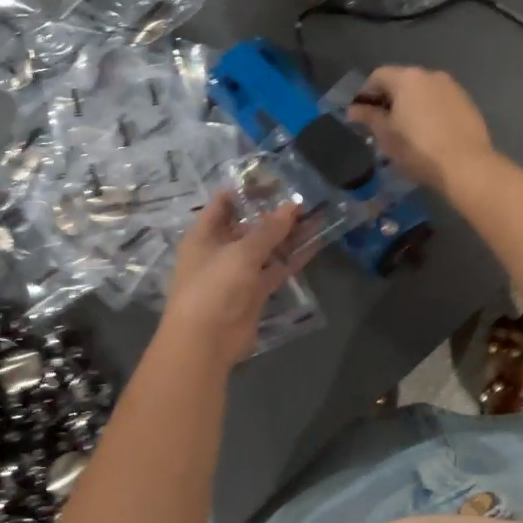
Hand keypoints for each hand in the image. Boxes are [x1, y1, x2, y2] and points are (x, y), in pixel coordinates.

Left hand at [158, 195, 304, 371]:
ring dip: (290, 233)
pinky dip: (294, 256)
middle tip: (306, 199)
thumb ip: (269, 230)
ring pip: (268, 246)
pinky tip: (316, 243)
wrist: (205, 342)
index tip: (277, 181)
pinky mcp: (256, 290)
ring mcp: (239, 271)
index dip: (248, 190)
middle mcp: (220, 249)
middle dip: (276, 213)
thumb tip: (292, 207)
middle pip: (250, 225)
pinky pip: (277, 267)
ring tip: (318, 216)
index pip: (225, 203)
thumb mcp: (240, 253)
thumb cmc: (213, 288)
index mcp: (204, 235)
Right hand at [348, 66, 496, 193]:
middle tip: (382, 124)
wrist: (467, 165)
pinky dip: (431, 111)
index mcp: (408, 77)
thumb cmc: (419, 149)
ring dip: (412, 105)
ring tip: (407, 130)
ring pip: (424, 92)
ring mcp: (453, 88)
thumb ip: (369, 117)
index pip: (378, 76)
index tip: (361, 114)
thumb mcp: (387, 135)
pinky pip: (441, 102)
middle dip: (390, 99)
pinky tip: (430, 133)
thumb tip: (353, 109)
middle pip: (403, 81)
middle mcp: (432, 75)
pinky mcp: (468, 103)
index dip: (366, 93)